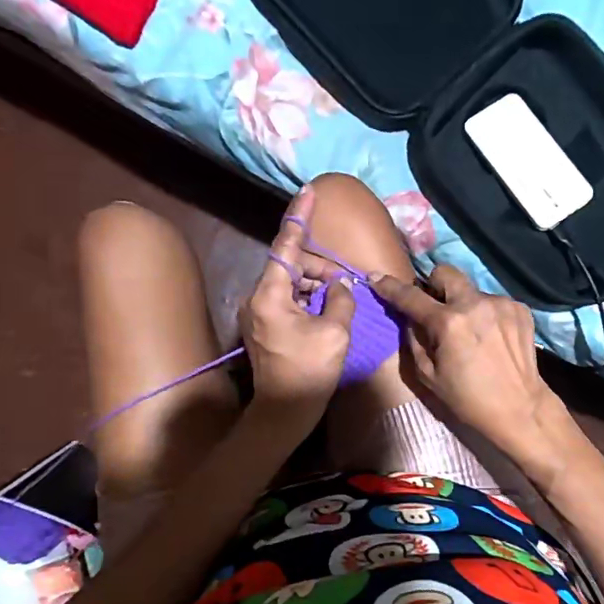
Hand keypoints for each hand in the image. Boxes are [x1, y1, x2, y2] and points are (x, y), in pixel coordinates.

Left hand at [239, 187, 355, 431]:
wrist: (284, 412)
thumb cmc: (309, 372)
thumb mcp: (335, 332)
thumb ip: (340, 299)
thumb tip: (340, 284)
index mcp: (270, 294)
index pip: (285, 245)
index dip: (299, 217)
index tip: (309, 191)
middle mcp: (258, 298)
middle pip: (291, 265)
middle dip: (320, 267)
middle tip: (346, 283)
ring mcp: (258, 313)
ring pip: (291, 283)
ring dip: (316, 285)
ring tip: (340, 299)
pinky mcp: (264, 327)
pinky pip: (288, 300)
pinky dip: (308, 299)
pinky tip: (328, 309)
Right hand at [368, 266, 567, 462]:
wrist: (519, 408)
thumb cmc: (467, 398)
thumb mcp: (428, 375)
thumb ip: (414, 340)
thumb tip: (410, 317)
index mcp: (448, 323)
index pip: (411, 296)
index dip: (390, 286)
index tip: (376, 277)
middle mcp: (475, 304)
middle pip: (445, 273)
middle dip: (434, 284)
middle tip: (435, 307)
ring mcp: (501, 303)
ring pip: (470, 290)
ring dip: (463, 304)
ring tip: (470, 333)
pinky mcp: (519, 308)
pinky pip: (491, 301)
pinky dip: (484, 314)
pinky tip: (490, 337)